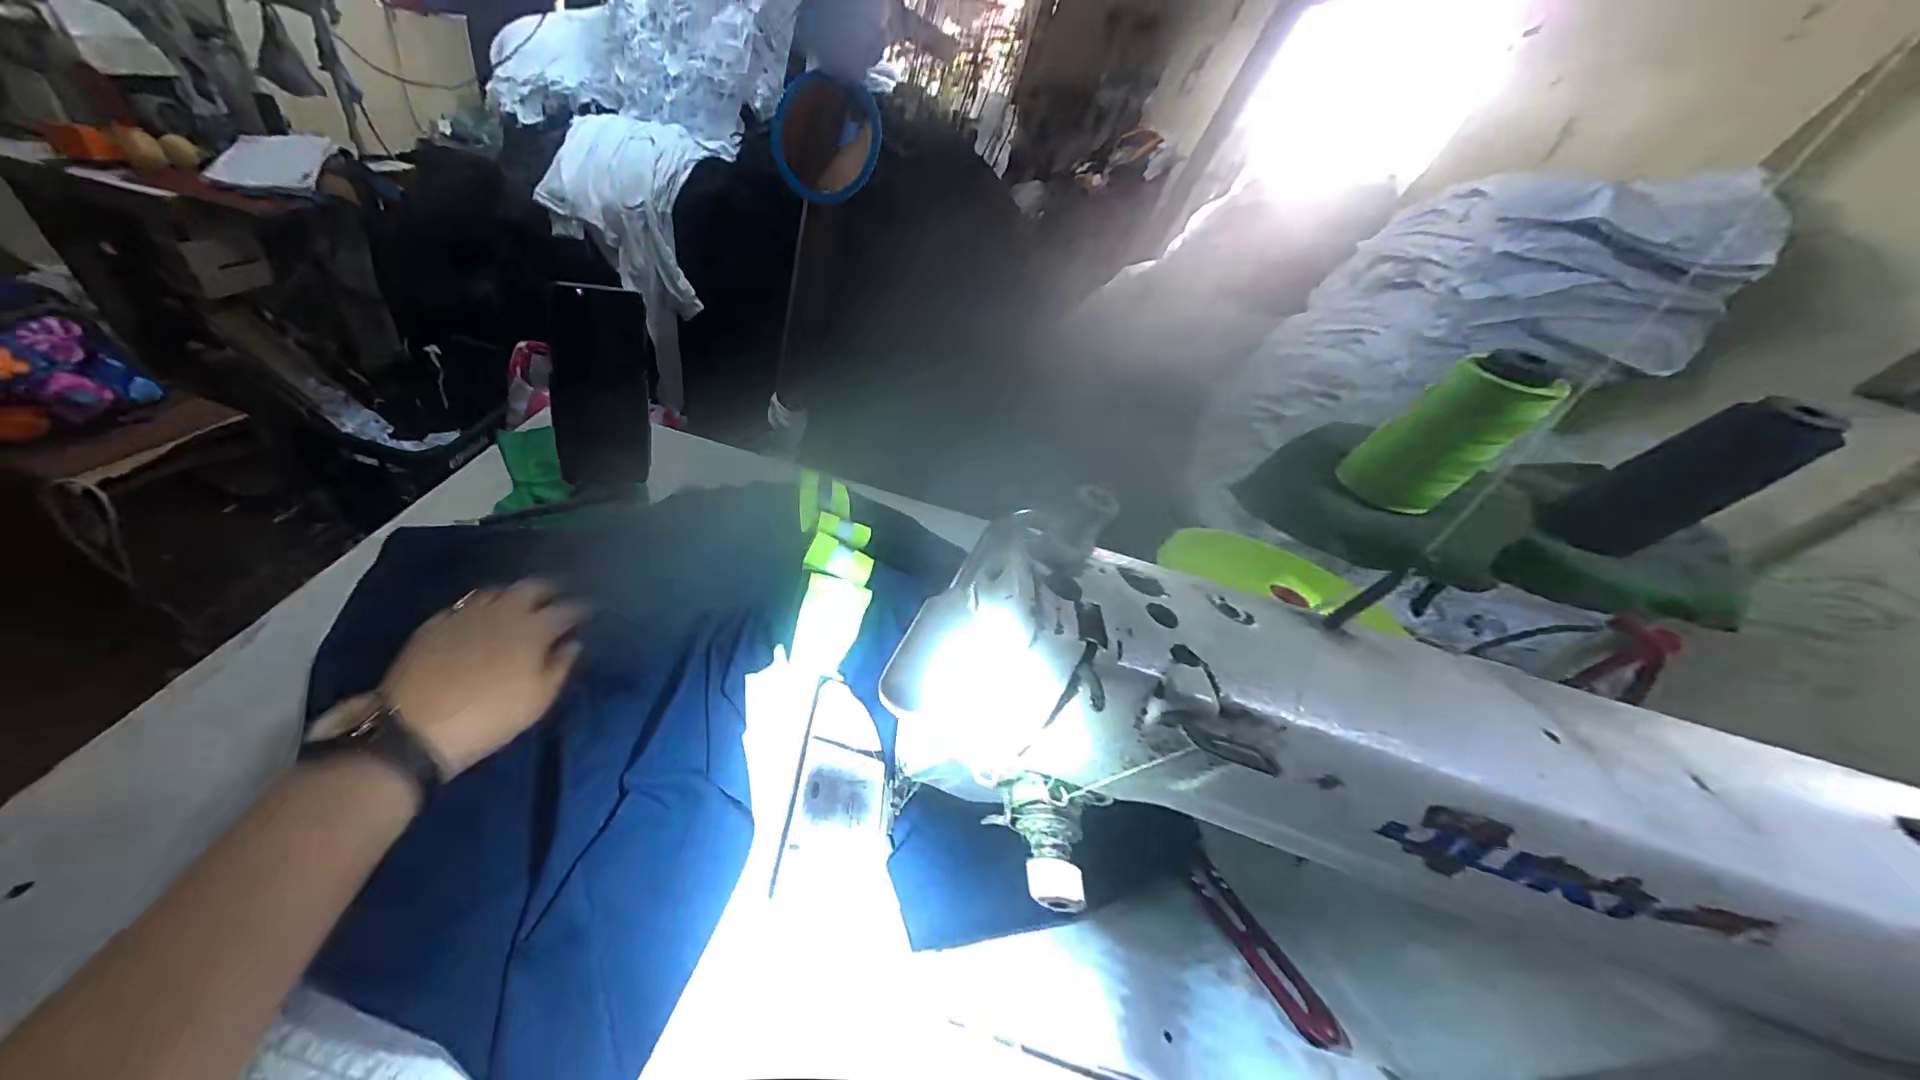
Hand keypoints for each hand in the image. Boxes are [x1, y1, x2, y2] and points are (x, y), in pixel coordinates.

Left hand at [379, 579, 588, 777]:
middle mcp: (503, 613)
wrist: (416, 730)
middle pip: (531, 586)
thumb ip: (560, 667)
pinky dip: (479, 608)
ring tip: (519, 606)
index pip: (567, 608)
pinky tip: (479, 620)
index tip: (590, 613)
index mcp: (534, 629)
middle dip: (550, 589)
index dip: (582, 609)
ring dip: (513, 595)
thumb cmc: (491, 717)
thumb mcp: (538, 700)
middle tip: (557, 598)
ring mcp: (465, 615)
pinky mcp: (434, 625)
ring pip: (496, 591)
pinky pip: (464, 606)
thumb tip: (572, 644)